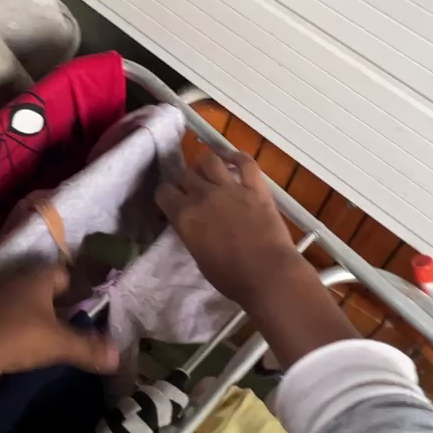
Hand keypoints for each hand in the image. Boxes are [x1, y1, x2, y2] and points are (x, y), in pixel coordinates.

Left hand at [0, 263, 119, 380]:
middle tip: (70, 316)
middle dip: (55, 299)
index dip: (74, 284)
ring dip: (34, 311)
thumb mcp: (59, 344)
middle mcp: (16, 282)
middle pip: (41, 285)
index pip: (61, 272)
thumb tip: (117, 356)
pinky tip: (20, 340)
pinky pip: (6, 314)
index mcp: (37, 280)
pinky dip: (16, 323)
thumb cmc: (20, 337)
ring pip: (22, 299)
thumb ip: (88, 348)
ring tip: (47, 330)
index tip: (84, 299)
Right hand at [156, 149, 308, 305]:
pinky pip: (245, 162)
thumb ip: (190, 232)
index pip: (163, 191)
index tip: (171, 202)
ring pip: (209, 160)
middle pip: (184, 174)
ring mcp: (230, 188)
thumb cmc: (230, 277)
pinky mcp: (255, 187)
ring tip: (208, 172)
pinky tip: (231, 158)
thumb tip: (191, 223)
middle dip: (184, 181)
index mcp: (185, 215)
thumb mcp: (197, 256)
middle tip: (191, 191)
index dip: (166, 196)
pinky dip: (237, 156)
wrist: (268, 274)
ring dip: (204, 165)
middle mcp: (203, 195)